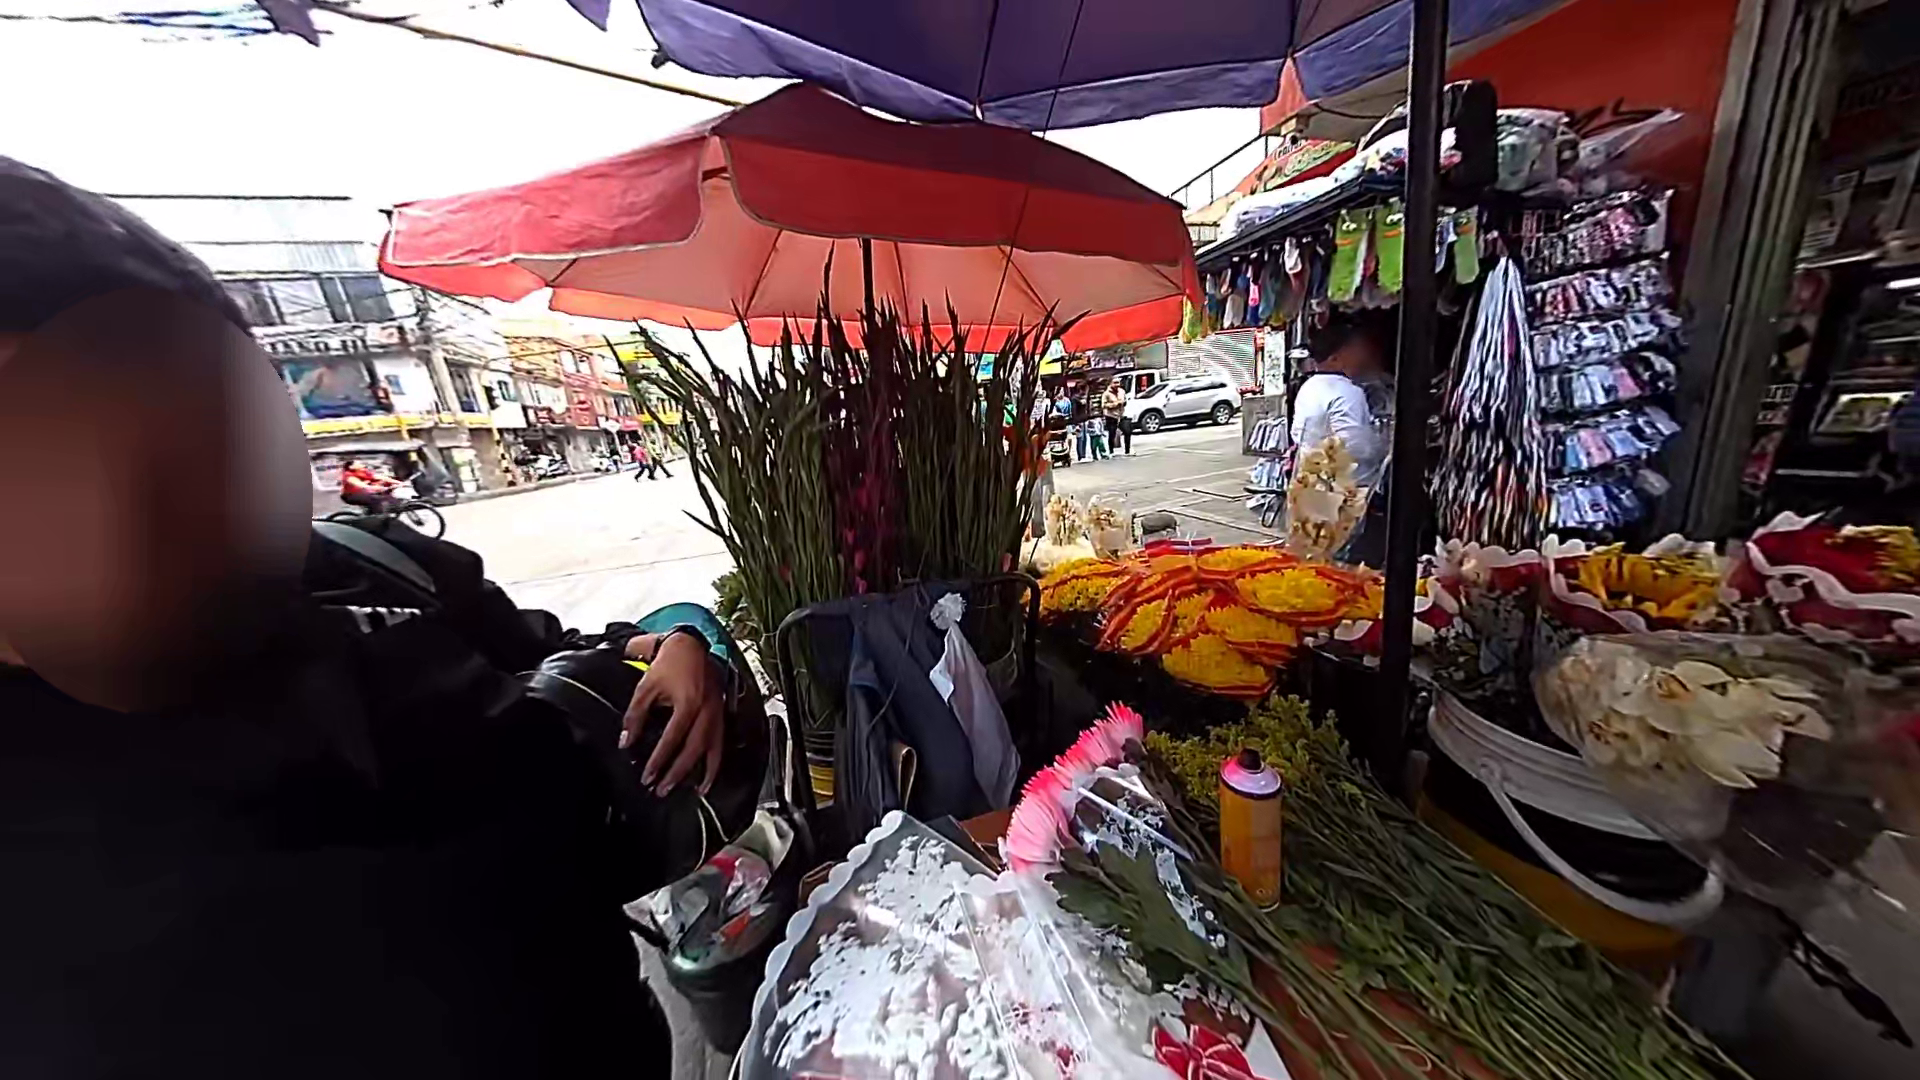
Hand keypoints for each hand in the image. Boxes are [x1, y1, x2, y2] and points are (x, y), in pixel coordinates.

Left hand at [620, 630, 724, 795]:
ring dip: (706, 771)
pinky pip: (722, 739)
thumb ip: (635, 716)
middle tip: (663, 789)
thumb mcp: (645, 688)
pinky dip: (718, 757)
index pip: (673, 738)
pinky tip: (712, 771)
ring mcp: (717, 710)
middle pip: (694, 748)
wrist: (690, 645)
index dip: (659, 759)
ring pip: (714, 746)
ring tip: (699, 791)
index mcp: (689, 703)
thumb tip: (626, 742)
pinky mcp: (722, 710)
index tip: (647, 776)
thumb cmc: (668, 664)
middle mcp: (707, 709)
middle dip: (678, 771)